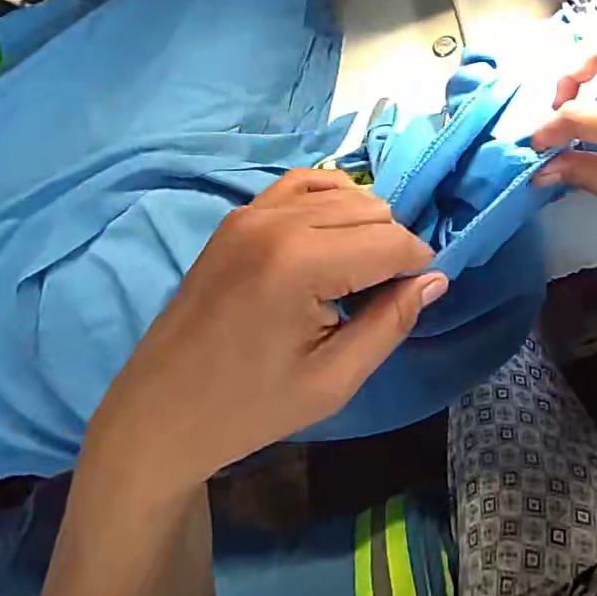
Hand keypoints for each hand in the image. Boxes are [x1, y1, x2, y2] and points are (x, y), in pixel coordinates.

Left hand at [87, 168, 445, 488]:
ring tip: (356, 272)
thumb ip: (391, 322)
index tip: (416, 297)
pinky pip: (302, 183)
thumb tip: (436, 279)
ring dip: (364, 225)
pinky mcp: (238, 215)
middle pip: (372, 210)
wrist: (160, 412)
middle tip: (382, 294)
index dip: (418, 266)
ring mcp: (252, 211)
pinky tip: (332, 234)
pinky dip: (330, 200)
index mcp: (300, 261)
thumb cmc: (249, 407)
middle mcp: (277, 220)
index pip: (391, 241)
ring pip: (343, 192)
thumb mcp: (333, 380)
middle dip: (392, 246)